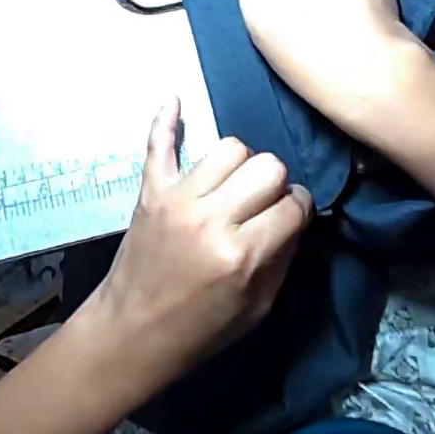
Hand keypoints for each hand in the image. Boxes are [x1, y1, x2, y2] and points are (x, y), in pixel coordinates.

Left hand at [79, 97, 310, 394]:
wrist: (134, 333)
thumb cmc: (202, 328)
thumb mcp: (259, 306)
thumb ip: (284, 255)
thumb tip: (297, 212)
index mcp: (242, 253)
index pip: (293, 203)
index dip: (300, 208)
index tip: (292, 216)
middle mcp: (210, 217)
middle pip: (267, 166)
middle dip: (276, 184)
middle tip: (263, 204)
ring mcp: (177, 198)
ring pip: (230, 147)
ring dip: (241, 164)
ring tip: (234, 186)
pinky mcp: (150, 190)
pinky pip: (159, 144)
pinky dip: (166, 122)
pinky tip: (175, 100)